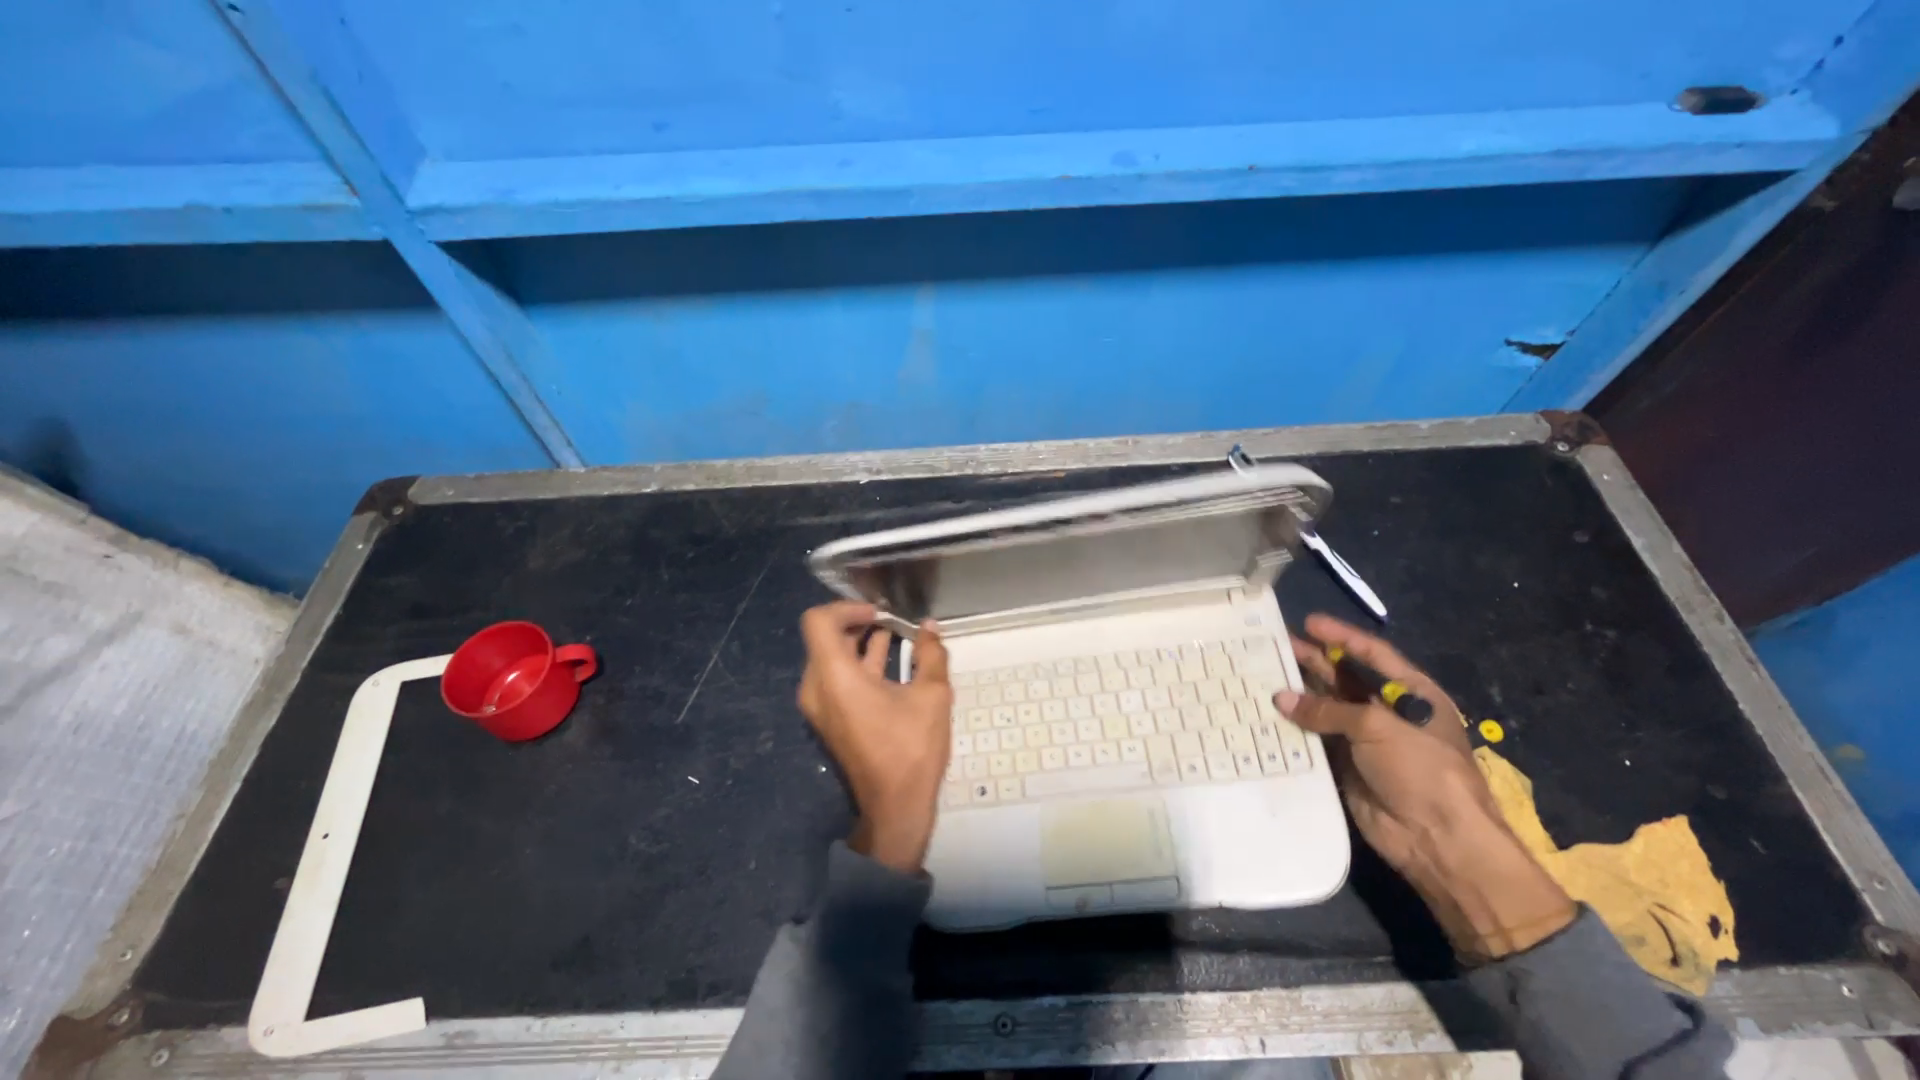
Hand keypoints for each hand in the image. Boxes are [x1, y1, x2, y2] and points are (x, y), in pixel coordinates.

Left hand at [798, 602, 952, 873]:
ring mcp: (820, 707)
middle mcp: (817, 688)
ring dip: (860, 644)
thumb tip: (930, 627)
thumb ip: (931, 654)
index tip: (880, 613)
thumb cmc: (911, 749)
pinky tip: (891, 663)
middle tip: (892, 620)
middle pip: (825, 638)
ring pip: (831, 660)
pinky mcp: (830, 721)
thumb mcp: (932, 696)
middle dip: (858, 623)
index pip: (818, 621)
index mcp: (834, 677)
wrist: (895, 808)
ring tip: (896, 635)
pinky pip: (836, 680)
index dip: (847, 608)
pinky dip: (858, 666)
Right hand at [1280, 615, 1573, 960]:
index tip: (1309, 623)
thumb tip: (1282, 699)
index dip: (1341, 637)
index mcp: (1411, 693)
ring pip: (1326, 709)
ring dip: (1298, 694)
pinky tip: (1267, 715)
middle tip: (1275, 644)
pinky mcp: (1345, 767)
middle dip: (1313, 661)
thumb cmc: (1421, 768)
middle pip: (1345, 679)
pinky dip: (1293, 729)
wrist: (1436, 837)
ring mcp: (1366, 741)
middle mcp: (1387, 712)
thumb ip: (1328, 710)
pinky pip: (1314, 741)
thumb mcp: (1379, 727)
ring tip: (1262, 673)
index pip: (1372, 654)